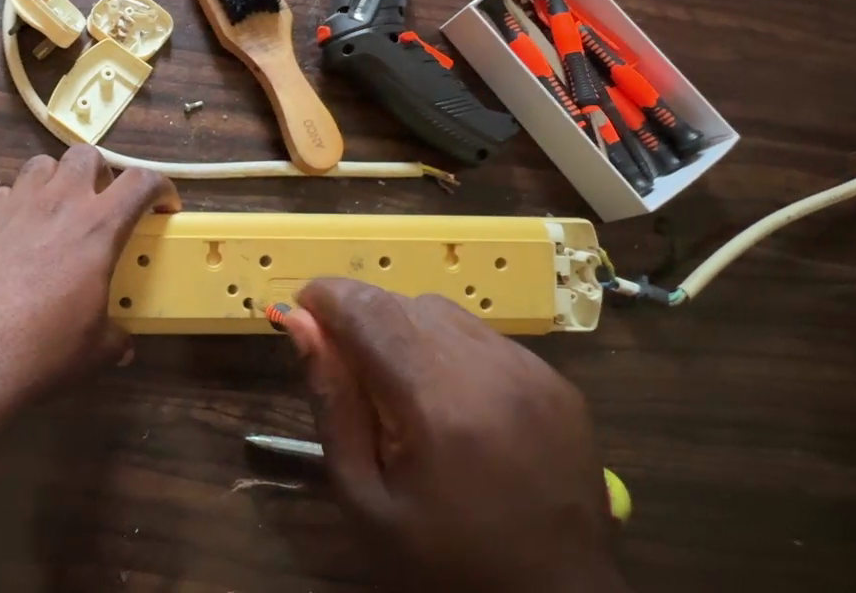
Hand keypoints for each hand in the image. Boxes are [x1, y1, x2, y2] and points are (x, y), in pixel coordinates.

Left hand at [0, 146, 179, 411]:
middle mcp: (57, 203)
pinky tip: (12, 239)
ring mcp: (12, 205)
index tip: (163, 206)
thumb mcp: (92, 352)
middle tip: (102, 208)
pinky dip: (16, 207)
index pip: (140, 182)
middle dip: (101, 174)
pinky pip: (4, 194)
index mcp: (97, 227)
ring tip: (56, 214)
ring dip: (56, 181)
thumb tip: (121, 346)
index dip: (160, 187)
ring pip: (41, 165)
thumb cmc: (39, 350)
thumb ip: (113, 340)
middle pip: (87, 156)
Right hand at [283, 279, 624, 592]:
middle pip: (402, 303)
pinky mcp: (555, 380)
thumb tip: (300, 324)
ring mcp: (530, 371)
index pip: (367, 310)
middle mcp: (488, 371)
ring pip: (443, 311)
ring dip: (405, 326)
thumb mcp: (364, 496)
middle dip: (361, 315)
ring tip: (398, 380)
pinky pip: (483, 335)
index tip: (302, 310)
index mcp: (436, 403)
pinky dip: (448, 346)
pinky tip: (448, 394)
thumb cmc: (443, 558)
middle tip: (345, 359)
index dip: (326, 297)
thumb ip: (330, 402)